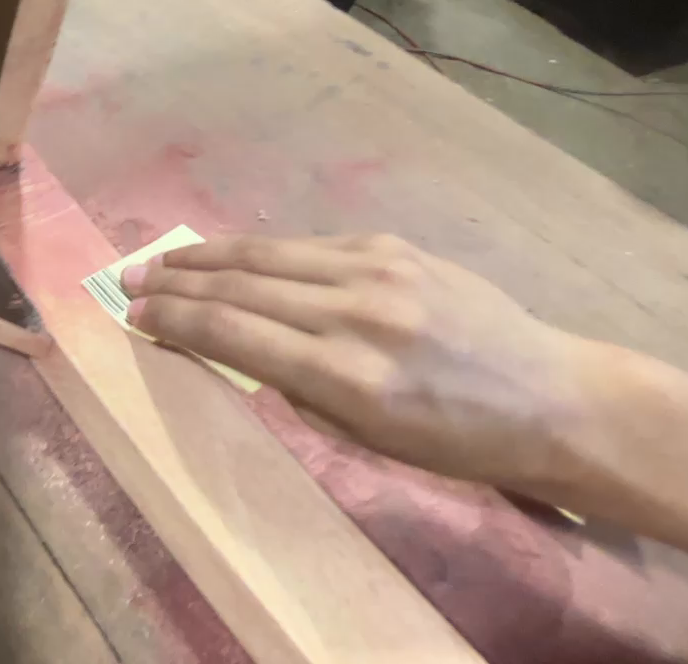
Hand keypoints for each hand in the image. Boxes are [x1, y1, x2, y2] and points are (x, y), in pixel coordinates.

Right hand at [122, 234, 600, 492]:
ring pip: (260, 254)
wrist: (560, 398)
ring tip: (161, 261)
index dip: (172, 320)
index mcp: (347, 377)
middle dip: (172, 283)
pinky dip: (253, 252)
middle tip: (128, 280)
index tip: (133, 314)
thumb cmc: (459, 441)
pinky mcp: (389, 247)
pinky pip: (302, 246)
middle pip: (234, 286)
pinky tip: (226, 256)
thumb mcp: (366, 438)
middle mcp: (354, 314)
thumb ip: (292, 387)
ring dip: (199, 258)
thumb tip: (238, 343)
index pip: (230, 333)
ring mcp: (374, 271)